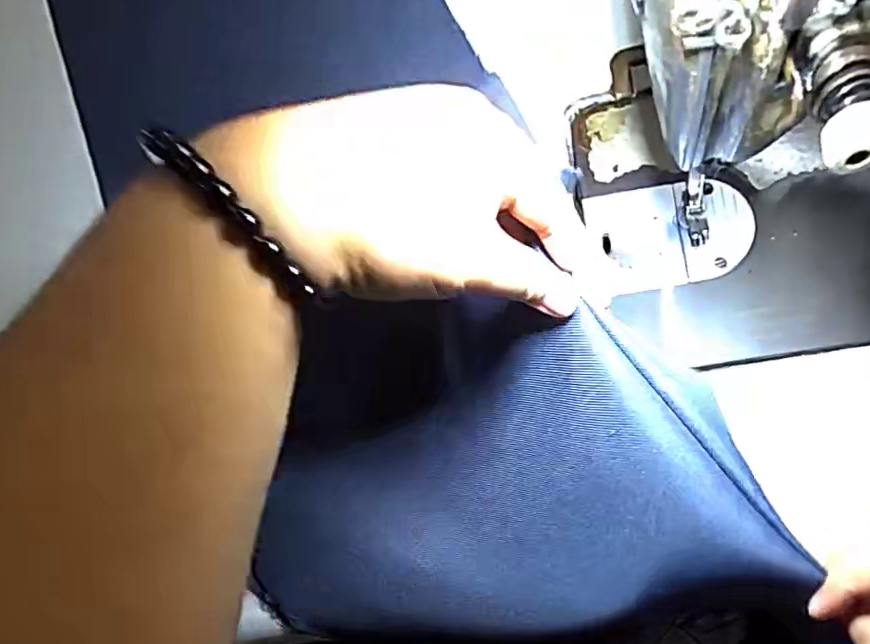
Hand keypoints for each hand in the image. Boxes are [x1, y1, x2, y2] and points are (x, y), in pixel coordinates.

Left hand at [194, 85, 600, 316]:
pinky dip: (475, 215)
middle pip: (527, 194)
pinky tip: (475, 238)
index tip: (596, 299)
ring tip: (525, 268)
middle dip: (549, 243)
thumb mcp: (474, 263)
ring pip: (490, 186)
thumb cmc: (394, 229)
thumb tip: (566, 300)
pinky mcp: (387, 135)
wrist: (273, 200)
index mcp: (499, 140)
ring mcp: (423, 119)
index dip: (580, 263)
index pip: (558, 212)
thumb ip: (532, 281)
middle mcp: (467, 117)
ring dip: (512, 231)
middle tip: (564, 286)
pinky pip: (455, 179)